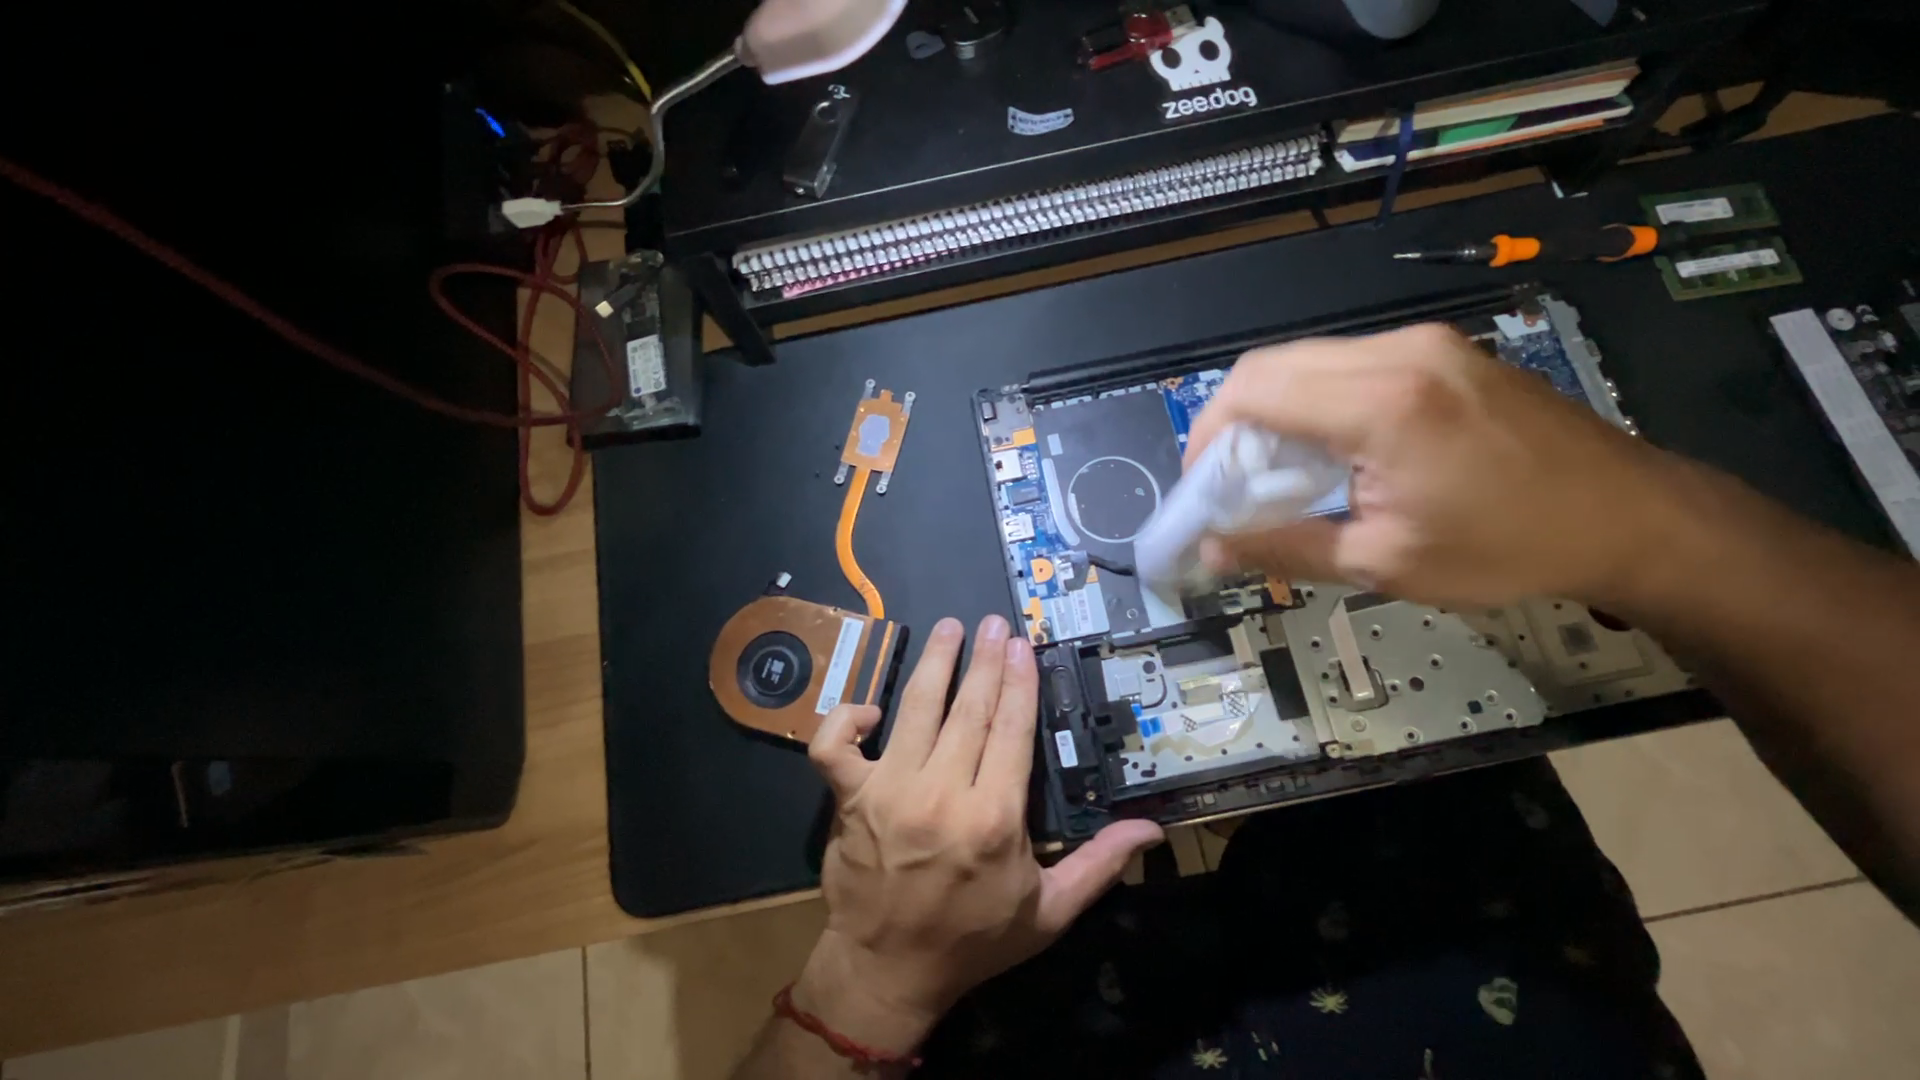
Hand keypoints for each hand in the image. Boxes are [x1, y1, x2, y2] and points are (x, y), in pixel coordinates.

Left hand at [793, 615, 1164, 1053]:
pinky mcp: (848, 799)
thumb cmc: (972, 940)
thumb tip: (1152, 828)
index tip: (1022, 646)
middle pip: (968, 710)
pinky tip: (871, 709)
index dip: (1019, 683)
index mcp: (994, 818)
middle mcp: (941, 794)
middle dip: (984, 660)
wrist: (888, 970)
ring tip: (950, 629)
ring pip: (913, 710)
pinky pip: (834, 746)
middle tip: (994, 623)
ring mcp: (889, 791)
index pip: (1011, 730)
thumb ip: (1099, 865)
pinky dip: (845, 719)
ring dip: (934, 665)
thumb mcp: (1048, 912)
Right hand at [1185, 323, 1689, 608]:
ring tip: (1279, 468)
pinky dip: (1314, 399)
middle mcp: (1397, 353)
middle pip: (1270, 364)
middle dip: (1231, 420)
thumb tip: (1211, 549)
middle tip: (1232, 479)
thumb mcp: (1385, 562)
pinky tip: (1329, 446)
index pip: (1252, 391)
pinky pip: (1347, 362)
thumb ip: (1285, 548)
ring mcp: (1424, 344)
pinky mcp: (1441, 350)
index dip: (1207, 435)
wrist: (1630, 515)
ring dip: (1272, 408)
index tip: (1204, 484)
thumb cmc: (1508, 548)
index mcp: (1381, 404)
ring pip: (1306, 360)